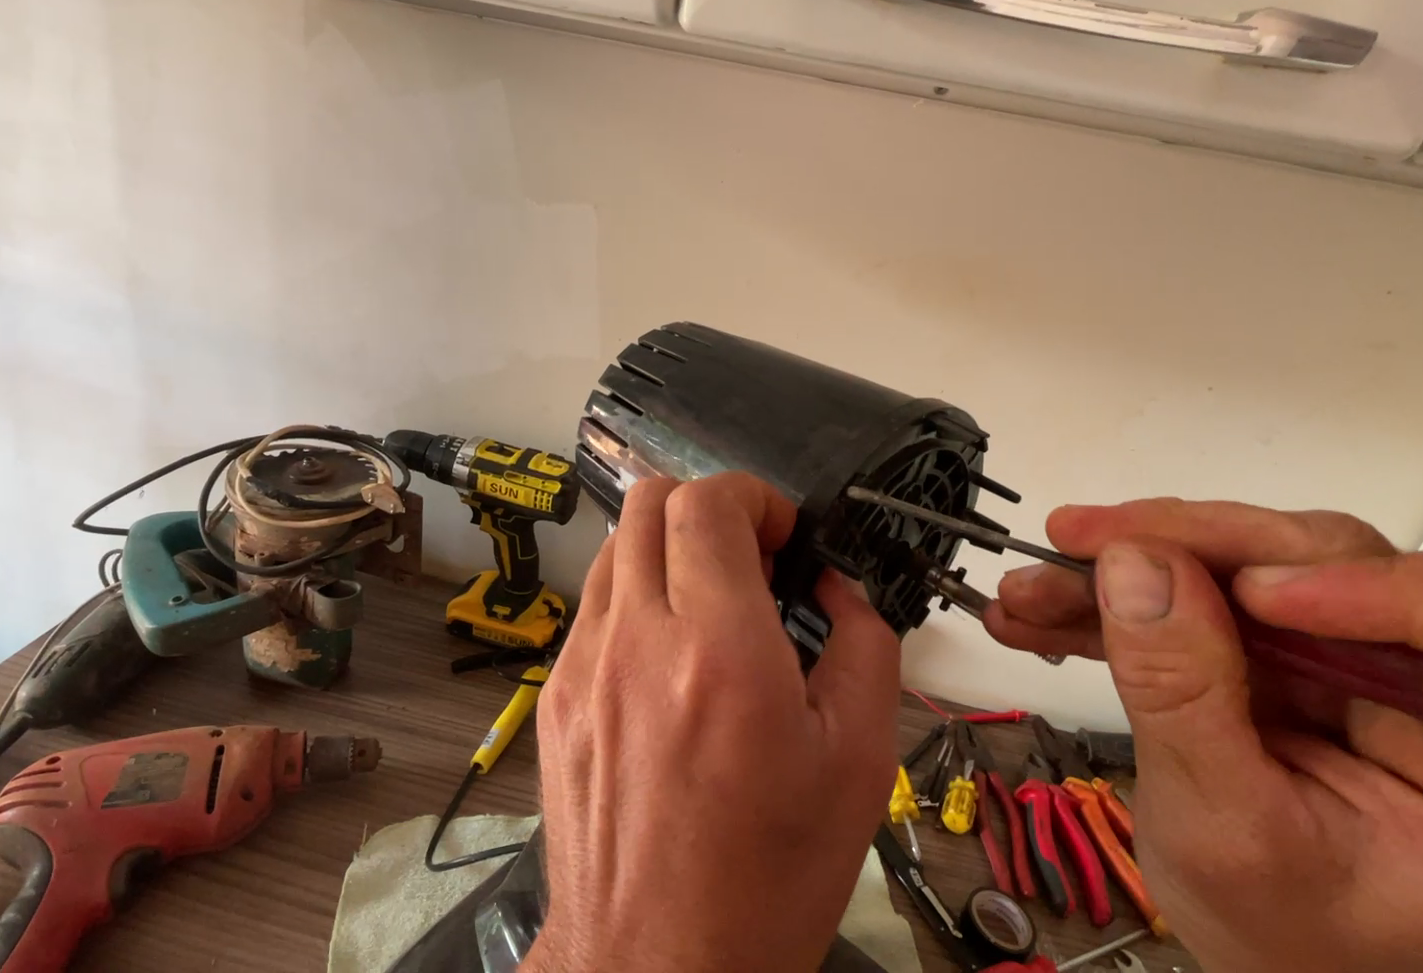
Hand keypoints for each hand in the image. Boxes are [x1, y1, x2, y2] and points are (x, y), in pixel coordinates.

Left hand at [523, 474, 901, 972]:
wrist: (657, 961)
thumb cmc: (769, 874)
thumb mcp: (860, 760)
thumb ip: (865, 645)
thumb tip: (837, 585)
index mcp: (720, 653)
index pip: (707, 505)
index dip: (751, 497)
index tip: (781, 535)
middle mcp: (637, 642)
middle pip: (648, 503)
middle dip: (707, 508)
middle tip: (750, 560)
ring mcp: (583, 666)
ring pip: (615, 546)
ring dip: (667, 548)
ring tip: (709, 604)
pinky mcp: (557, 697)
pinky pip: (594, 606)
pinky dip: (634, 597)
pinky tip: (667, 655)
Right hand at [991, 499, 1422, 970]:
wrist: (1252, 958)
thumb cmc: (1282, 938)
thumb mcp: (1227, 832)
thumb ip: (1184, 697)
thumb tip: (1130, 561)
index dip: (1403, 585)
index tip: (1259, 596)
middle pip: (1349, 558)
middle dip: (1195, 546)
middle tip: (1077, 541)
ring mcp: (1367, 662)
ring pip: (1254, 562)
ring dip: (1127, 568)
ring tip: (1027, 589)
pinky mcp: (1293, 652)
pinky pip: (1205, 597)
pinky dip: (1117, 602)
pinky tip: (1035, 614)